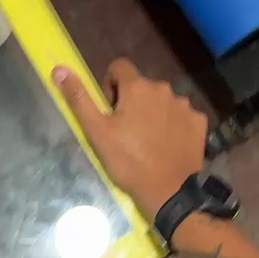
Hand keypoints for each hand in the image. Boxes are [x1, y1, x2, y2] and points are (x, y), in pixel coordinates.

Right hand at [53, 59, 206, 215]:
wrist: (168, 191)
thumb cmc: (128, 161)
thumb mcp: (97, 131)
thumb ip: (79, 98)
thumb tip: (59, 68)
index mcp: (138, 87)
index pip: (119, 67)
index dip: (110, 85)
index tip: (111, 110)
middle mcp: (164, 89)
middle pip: (143, 86)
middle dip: (134, 102)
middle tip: (128, 132)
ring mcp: (185, 105)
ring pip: (163, 101)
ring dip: (155, 113)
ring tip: (149, 141)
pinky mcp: (199, 122)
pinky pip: (182, 116)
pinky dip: (175, 125)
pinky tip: (169, 145)